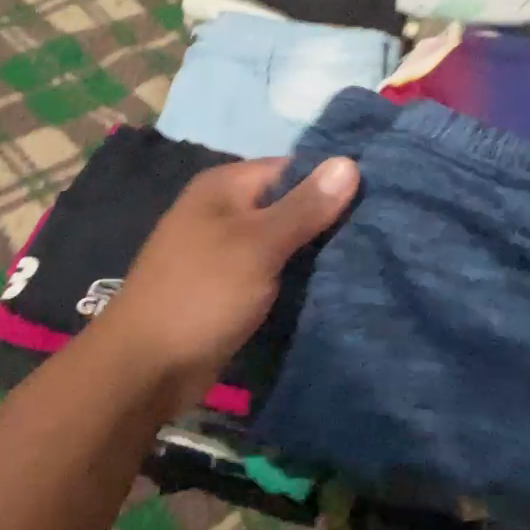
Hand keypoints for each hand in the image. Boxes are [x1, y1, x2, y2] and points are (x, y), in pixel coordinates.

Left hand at [92, 156, 357, 409]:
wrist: (146, 368)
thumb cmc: (201, 294)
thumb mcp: (258, 245)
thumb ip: (305, 207)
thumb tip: (350, 161)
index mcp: (225, 186)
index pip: (294, 168)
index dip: (334, 181)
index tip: (380, 200)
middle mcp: (225, 211)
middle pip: (291, 204)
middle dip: (330, 220)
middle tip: (382, 235)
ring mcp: (226, 251)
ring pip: (285, 242)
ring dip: (318, 253)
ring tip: (370, 260)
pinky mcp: (231, 287)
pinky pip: (275, 272)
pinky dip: (299, 278)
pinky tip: (336, 287)